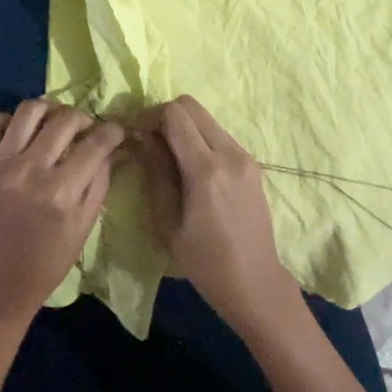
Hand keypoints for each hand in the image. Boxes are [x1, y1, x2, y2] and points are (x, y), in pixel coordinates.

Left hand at [0, 99, 124, 319]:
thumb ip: (99, 180)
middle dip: (82, 117)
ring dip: (48, 109)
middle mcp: (31, 171)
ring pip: (28, 110)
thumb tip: (108, 145)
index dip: (112, 131)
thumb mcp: (86, 223)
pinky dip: (4, 118)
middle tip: (84, 128)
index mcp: (62, 191)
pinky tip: (17, 132)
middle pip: (64, 119)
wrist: (5, 274)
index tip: (114, 130)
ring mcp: (2, 163)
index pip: (95, 144)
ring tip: (53, 121)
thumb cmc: (52, 255)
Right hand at [134, 95, 301, 333]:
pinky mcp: (252, 165)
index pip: (175, 114)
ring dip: (183, 126)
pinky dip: (199, 138)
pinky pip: (218, 135)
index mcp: (207, 170)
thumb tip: (143, 137)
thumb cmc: (206, 262)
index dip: (149, 117)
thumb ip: (156, 173)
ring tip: (167, 155)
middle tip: (148, 139)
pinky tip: (189, 166)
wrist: (256, 284)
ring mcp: (245, 157)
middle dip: (164, 115)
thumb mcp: (168, 222)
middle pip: (191, 106)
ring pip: (206, 118)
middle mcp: (230, 154)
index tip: (135, 136)